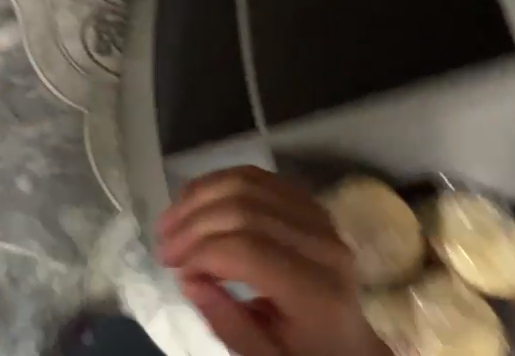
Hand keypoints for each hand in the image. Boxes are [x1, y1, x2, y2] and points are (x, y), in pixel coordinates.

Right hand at [158, 167, 387, 355]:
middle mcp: (324, 245)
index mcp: (318, 293)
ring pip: (245, 183)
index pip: (249, 251)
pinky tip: (194, 202)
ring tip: (170, 221)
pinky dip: (216, 183)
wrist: (350, 346)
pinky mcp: (308, 202)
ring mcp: (319, 217)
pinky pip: (254, 175)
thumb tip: (188, 278)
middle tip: (164, 245)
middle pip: (244, 210)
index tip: (173, 268)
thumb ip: (228, 324)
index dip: (201, 252)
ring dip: (198, 196)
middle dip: (193, 223)